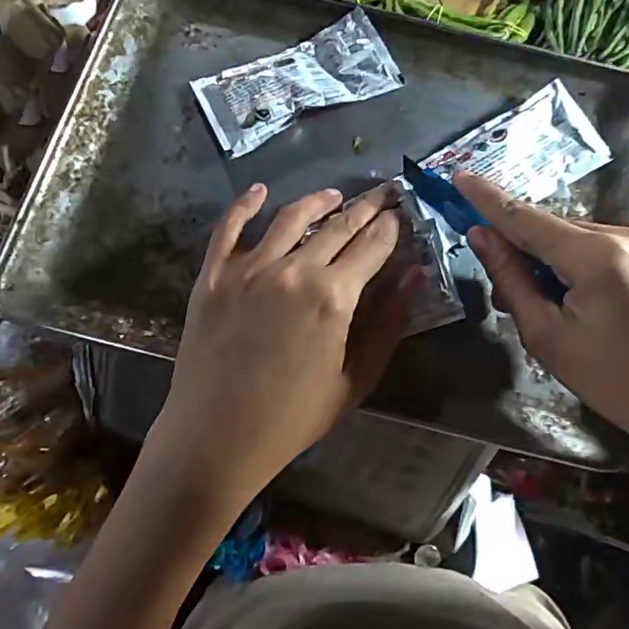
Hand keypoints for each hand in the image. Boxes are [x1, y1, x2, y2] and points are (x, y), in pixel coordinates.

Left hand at [142, 183, 414, 504]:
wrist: (217, 437)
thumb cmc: (294, 417)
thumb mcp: (354, 379)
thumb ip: (388, 323)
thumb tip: (415, 275)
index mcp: (332, 297)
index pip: (372, 246)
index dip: (391, 228)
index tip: (401, 214)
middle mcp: (293, 271)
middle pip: (337, 226)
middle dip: (365, 207)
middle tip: (381, 193)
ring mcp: (247, 269)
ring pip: (288, 217)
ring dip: (317, 201)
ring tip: (334, 194)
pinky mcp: (212, 276)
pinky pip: (228, 228)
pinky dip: (244, 205)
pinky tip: (260, 191)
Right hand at [457, 174, 628, 492]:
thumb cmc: (624, 384)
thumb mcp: (552, 339)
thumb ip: (512, 281)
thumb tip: (482, 238)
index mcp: (597, 255)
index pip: (526, 217)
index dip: (487, 199)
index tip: (457, 176)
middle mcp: (627, 235)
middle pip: (554, 232)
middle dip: (523, 254)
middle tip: (506, 298)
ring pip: (579, 243)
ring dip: (553, 266)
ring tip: (550, 314)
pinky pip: (605, 254)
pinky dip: (581, 272)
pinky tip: (585, 310)